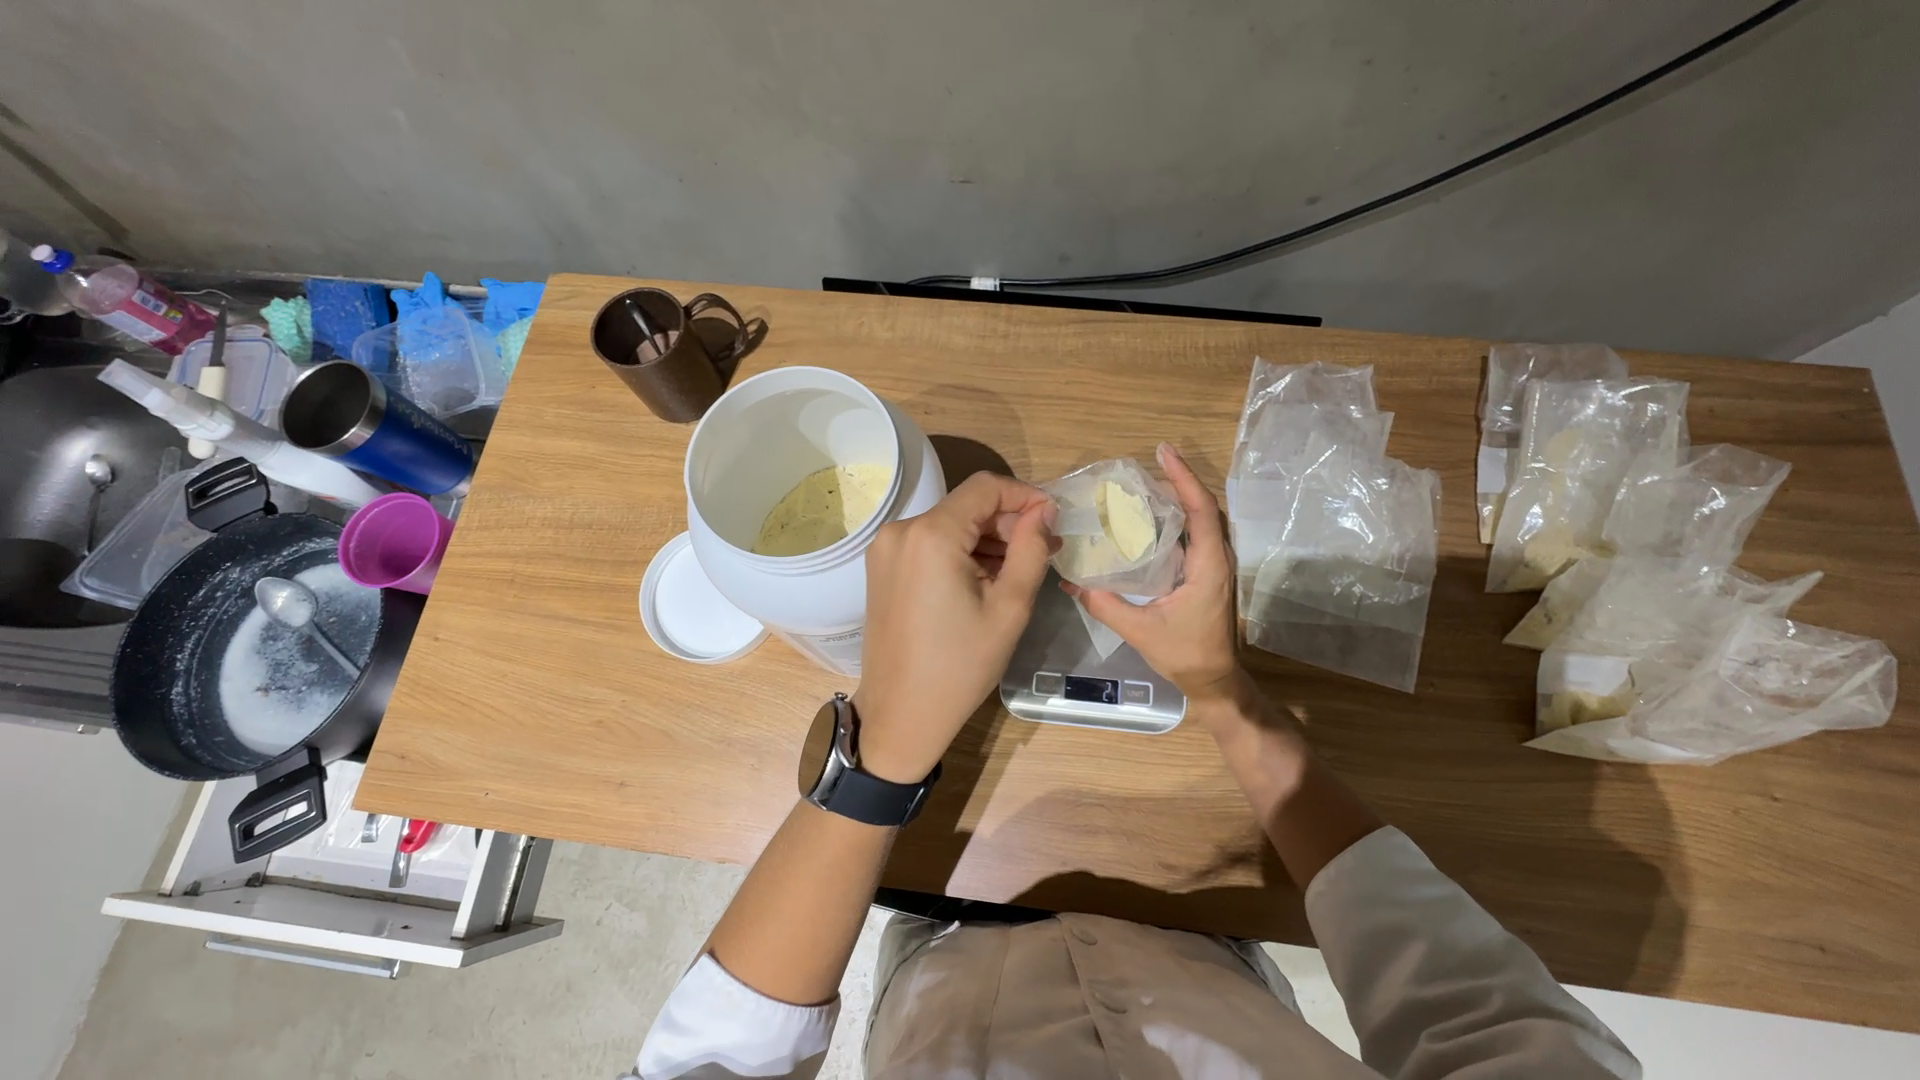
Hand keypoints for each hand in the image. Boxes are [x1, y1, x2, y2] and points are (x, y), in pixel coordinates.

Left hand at [855, 472, 1055, 783]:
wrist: (901, 713)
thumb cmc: (960, 666)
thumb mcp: (1009, 608)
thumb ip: (1031, 550)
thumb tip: (1044, 511)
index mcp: (931, 535)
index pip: (986, 487)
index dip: (1025, 495)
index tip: (1054, 520)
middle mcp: (901, 530)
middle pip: (966, 505)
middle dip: (1008, 521)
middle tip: (1046, 549)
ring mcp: (886, 548)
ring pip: (949, 523)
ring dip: (986, 538)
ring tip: (1021, 568)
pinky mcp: (882, 567)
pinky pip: (930, 543)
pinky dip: (960, 552)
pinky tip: (986, 578)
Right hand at [1065, 443, 1241, 703]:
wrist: (1213, 678)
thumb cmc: (1185, 653)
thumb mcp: (1141, 631)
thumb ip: (1106, 605)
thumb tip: (1071, 583)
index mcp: (1208, 565)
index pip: (1201, 509)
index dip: (1183, 477)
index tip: (1163, 452)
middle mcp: (1216, 558)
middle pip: (1201, 506)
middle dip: (1176, 481)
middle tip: (1142, 468)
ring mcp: (1214, 565)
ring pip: (1200, 519)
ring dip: (1177, 498)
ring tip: (1143, 486)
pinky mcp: (1206, 573)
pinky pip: (1194, 534)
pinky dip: (1176, 518)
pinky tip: (1149, 519)